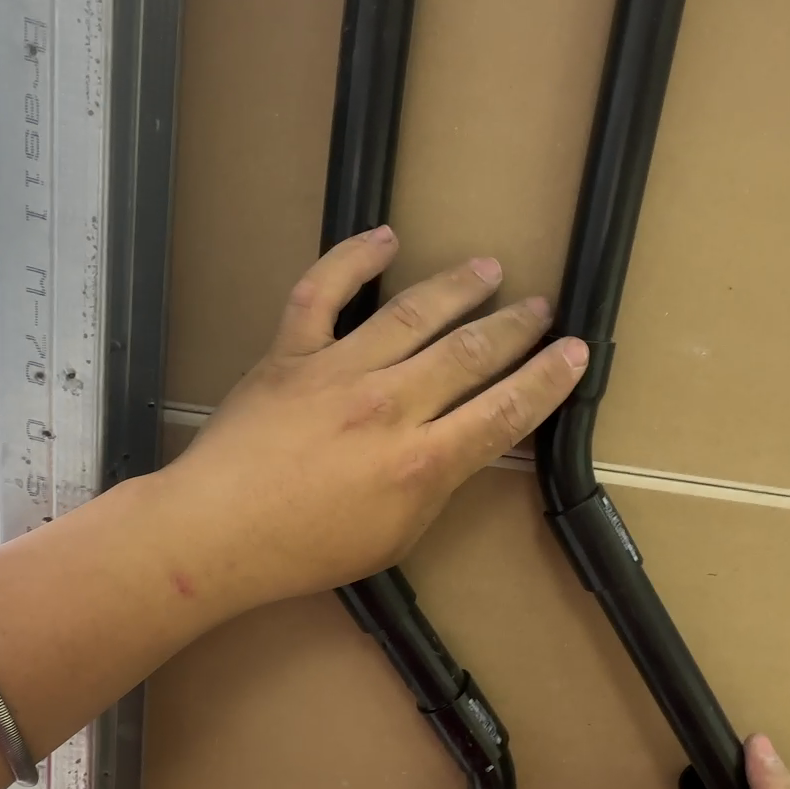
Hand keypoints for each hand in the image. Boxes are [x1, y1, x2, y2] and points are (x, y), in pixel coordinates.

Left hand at [164, 225, 587, 605]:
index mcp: (422, 463)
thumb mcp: (395, 537)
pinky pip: (323, 291)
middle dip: (515, 328)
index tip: (574, 354)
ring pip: (414, 314)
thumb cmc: (307, 550)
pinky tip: (386, 238)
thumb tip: (459, 445)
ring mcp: (339, 371)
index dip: (547, 380)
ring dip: (459, 288)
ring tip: (489, 269)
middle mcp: (390, 407)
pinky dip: (353, 258)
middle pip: (470, 353)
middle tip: (540, 308)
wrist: (215, 532)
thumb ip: (435, 485)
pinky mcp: (292, 352)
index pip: (505, 412)